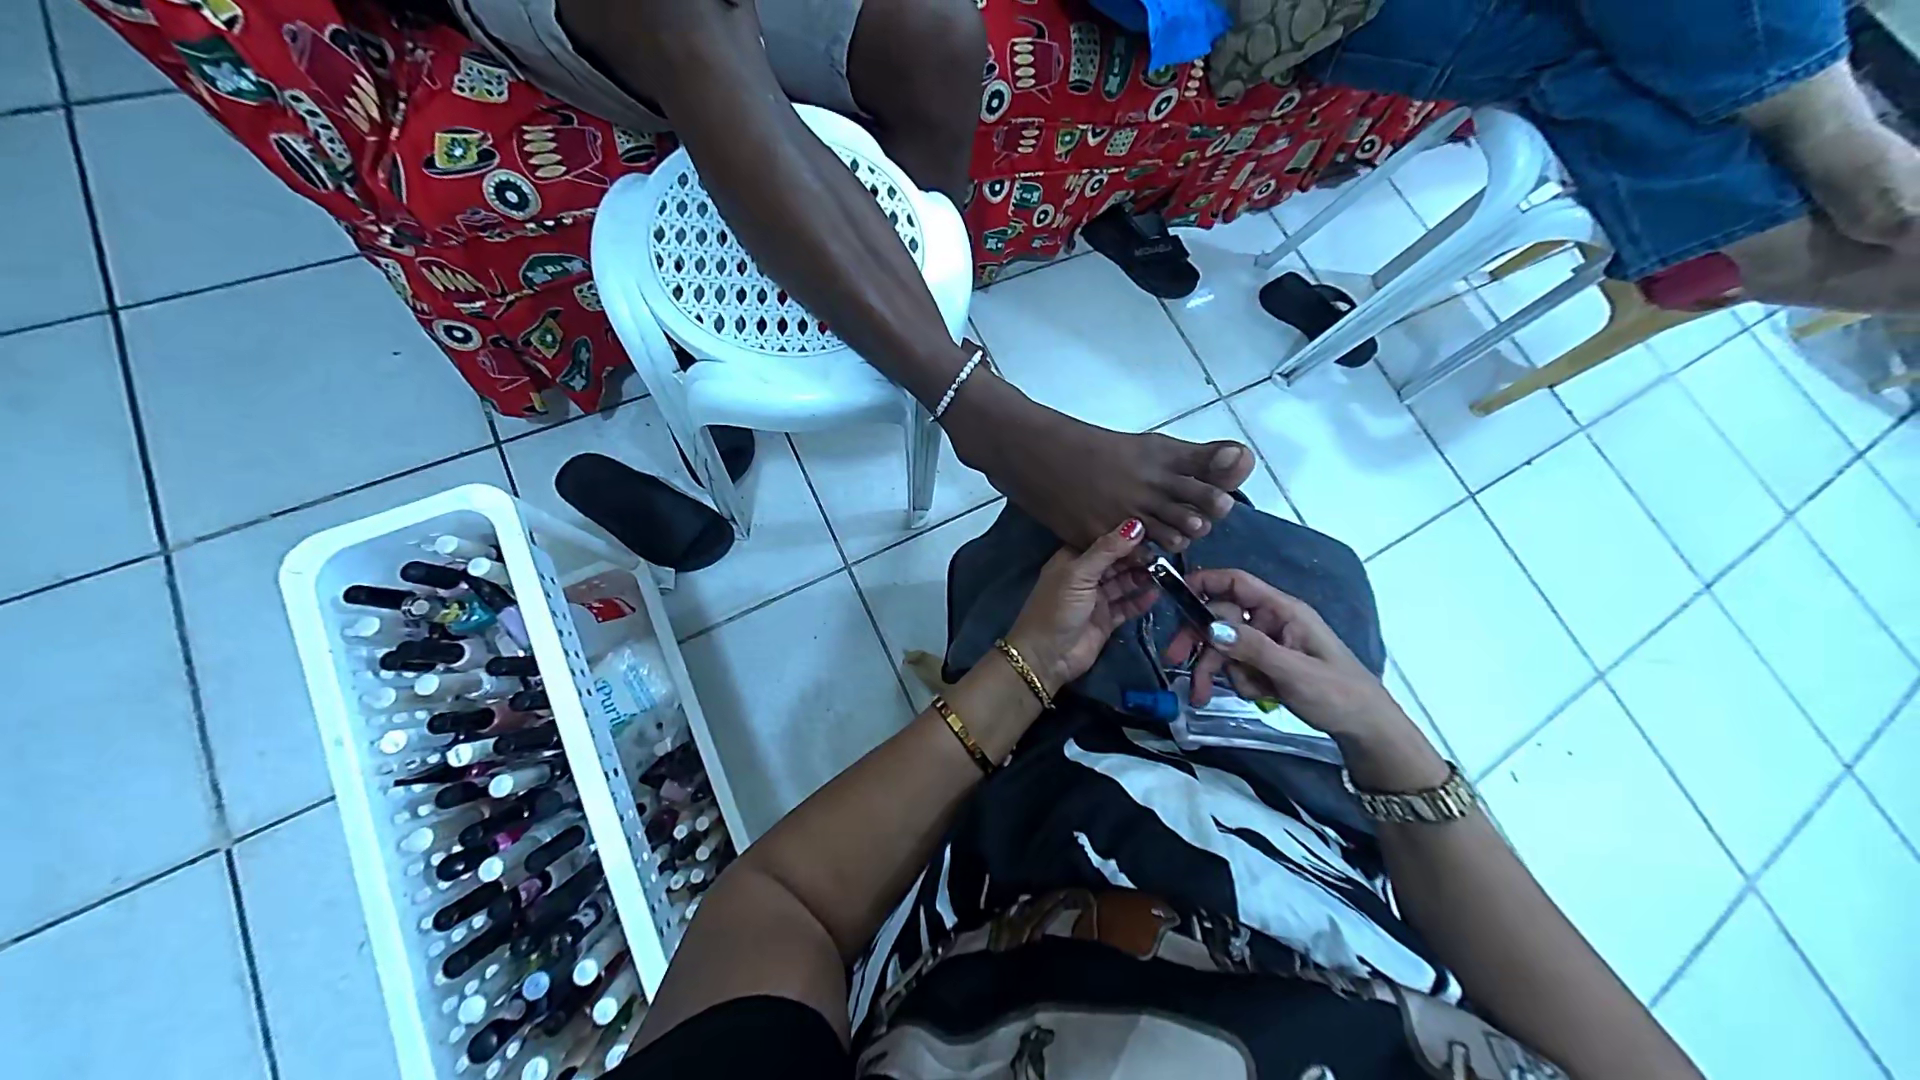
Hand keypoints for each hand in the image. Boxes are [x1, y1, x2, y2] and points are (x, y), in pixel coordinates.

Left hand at [1003, 519, 1158, 694]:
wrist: (1047, 656)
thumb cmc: (1057, 608)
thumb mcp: (1079, 574)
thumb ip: (1107, 550)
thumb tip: (1136, 525)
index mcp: (1071, 560)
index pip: (1102, 542)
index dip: (1123, 536)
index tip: (1150, 528)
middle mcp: (1084, 577)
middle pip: (1115, 562)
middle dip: (1136, 557)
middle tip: (1162, 552)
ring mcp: (1096, 599)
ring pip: (1123, 582)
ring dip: (1141, 577)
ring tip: (1164, 570)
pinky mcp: (1106, 620)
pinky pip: (1127, 605)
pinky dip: (1140, 600)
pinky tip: (1157, 592)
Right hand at [1164, 568, 1406, 739]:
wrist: (1365, 729)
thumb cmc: (1338, 694)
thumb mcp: (1294, 672)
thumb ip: (1252, 648)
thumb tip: (1211, 628)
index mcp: (1283, 611)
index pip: (1236, 583)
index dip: (1204, 583)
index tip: (1175, 595)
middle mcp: (1271, 622)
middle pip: (1220, 618)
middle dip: (1198, 639)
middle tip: (1175, 658)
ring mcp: (1268, 644)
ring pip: (1223, 645)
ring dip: (1211, 668)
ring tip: (1202, 695)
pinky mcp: (1266, 664)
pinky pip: (1235, 665)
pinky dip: (1234, 680)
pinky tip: (1251, 695)